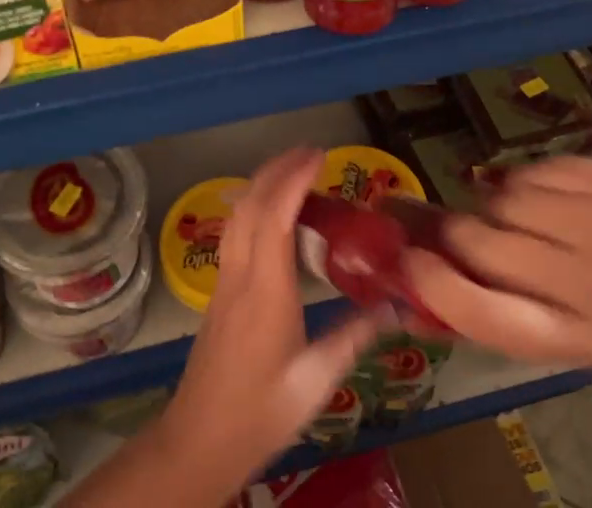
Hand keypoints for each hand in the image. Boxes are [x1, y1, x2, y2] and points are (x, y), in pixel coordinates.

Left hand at [155, 147, 383, 485]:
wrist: (199, 438)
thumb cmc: (260, 413)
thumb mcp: (315, 380)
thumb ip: (352, 337)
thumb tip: (393, 307)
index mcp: (265, 291)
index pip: (274, 216)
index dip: (294, 179)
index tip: (319, 156)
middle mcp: (240, 275)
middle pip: (250, 205)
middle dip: (278, 170)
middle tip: (312, 153)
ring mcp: (224, 282)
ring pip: (237, 216)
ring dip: (262, 185)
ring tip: (294, 172)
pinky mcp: (219, 293)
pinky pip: (234, 233)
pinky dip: (253, 208)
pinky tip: (269, 214)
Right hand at [404, 156, 591, 366]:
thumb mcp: (553, 334)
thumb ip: (479, 317)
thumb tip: (399, 304)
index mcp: (578, 338)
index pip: (487, 314)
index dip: (435, 285)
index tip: (407, 262)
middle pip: (483, 246)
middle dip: (459, 237)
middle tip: (465, 238)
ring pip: (501, 201)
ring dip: (495, 210)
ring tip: (523, 225)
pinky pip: (529, 171)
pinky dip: (523, 184)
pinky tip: (549, 203)